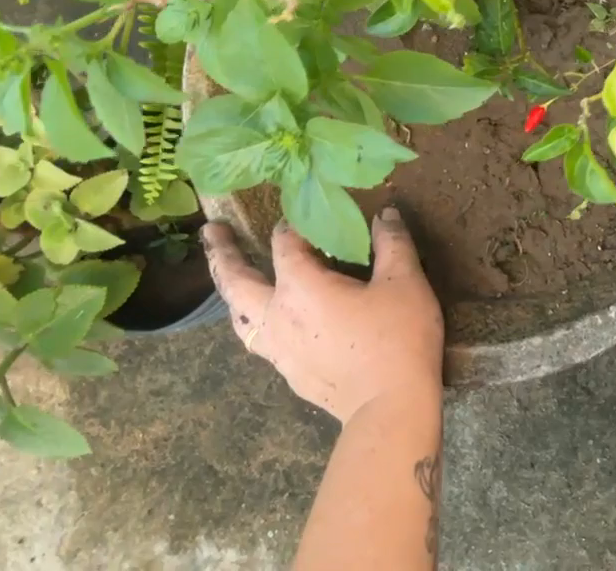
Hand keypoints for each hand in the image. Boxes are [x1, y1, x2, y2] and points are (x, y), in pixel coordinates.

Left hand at [201, 209, 443, 422]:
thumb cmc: (398, 336)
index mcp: (302, 286)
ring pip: (239, 315)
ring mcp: (277, 349)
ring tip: (228, 276)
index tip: (303, 212)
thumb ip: (392, 243)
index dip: (293, 223)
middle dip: (223, 253)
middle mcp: (277, 315)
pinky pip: (259, 339)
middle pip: (236, 281)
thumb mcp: (405, 280)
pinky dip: (256, 319)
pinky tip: (271, 320)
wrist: (390, 404)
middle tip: (210, 231)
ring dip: (230, 291)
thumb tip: (386, 213)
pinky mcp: (288, 372)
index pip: (285, 243)